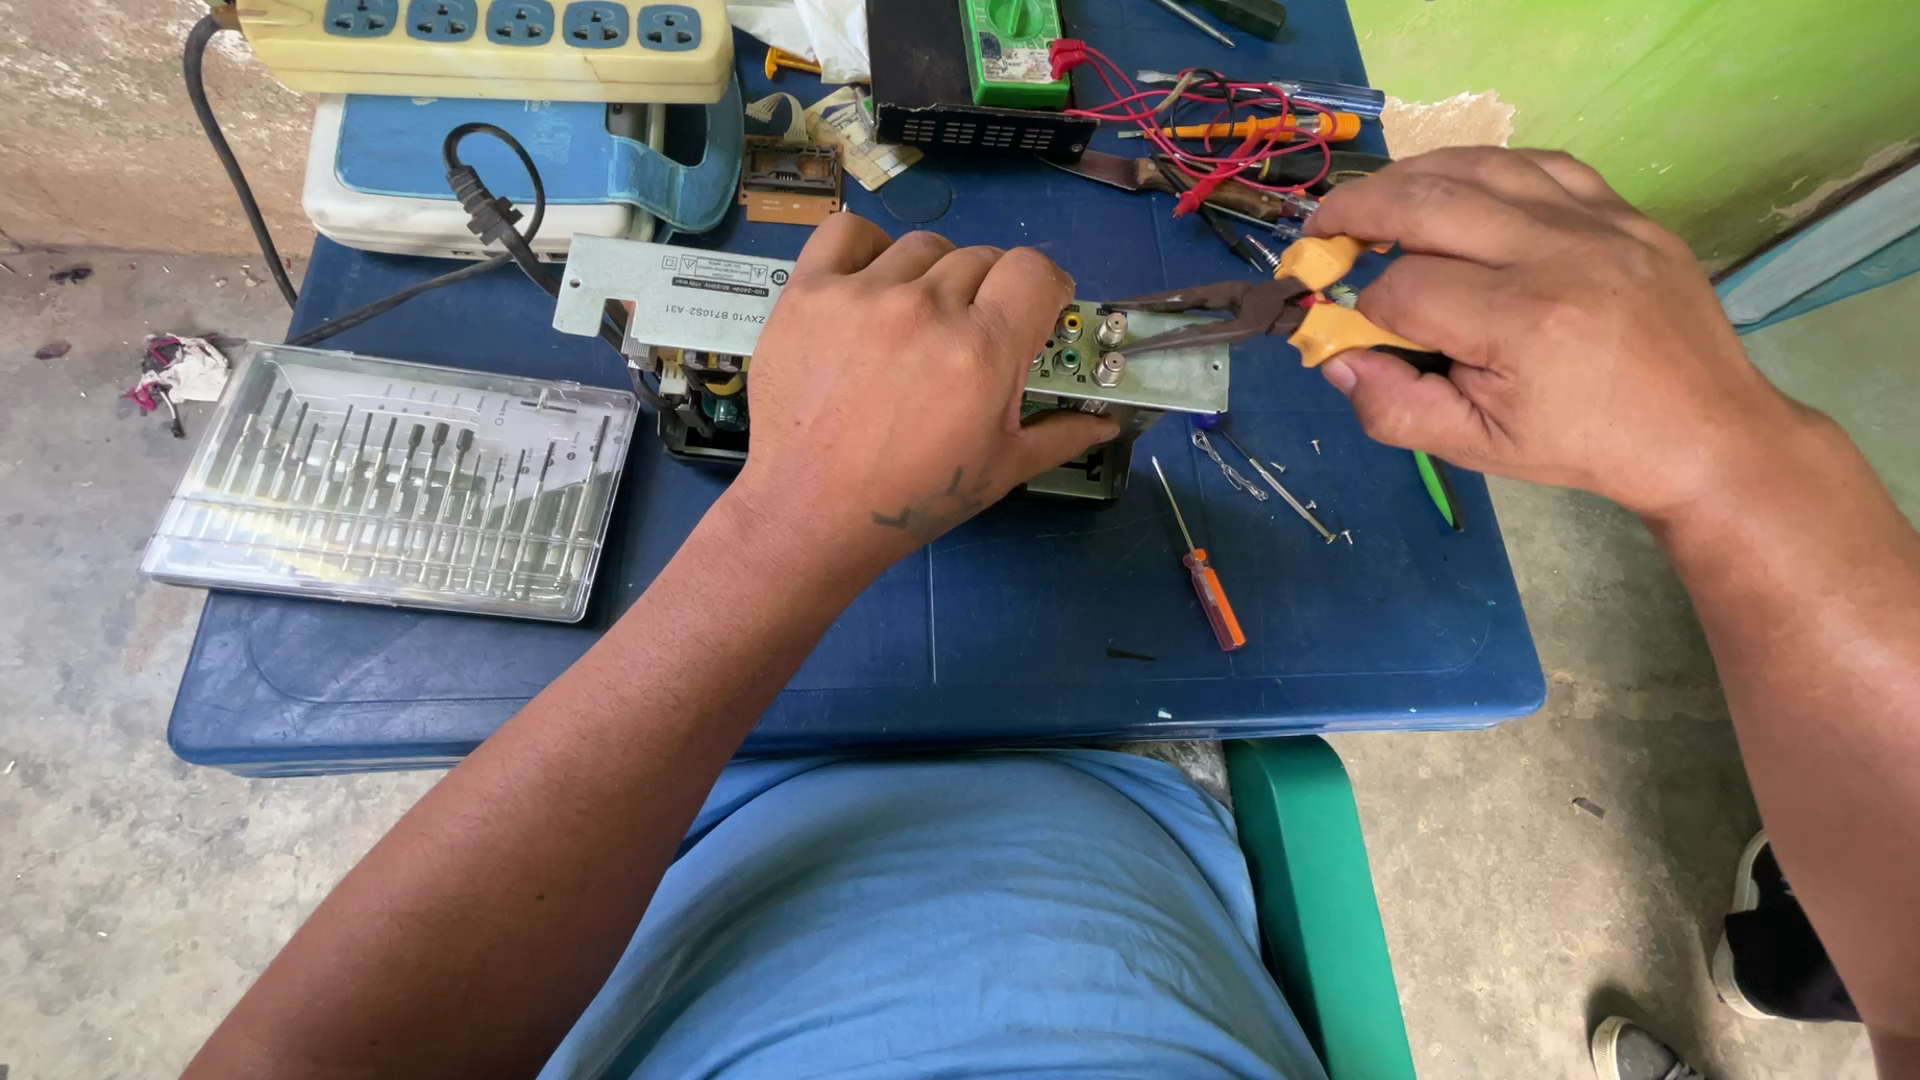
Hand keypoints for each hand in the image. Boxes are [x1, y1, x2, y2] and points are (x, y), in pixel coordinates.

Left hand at [728, 213, 1118, 576]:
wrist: (812, 515)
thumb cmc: (914, 499)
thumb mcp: (999, 472)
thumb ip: (1060, 436)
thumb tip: (1108, 421)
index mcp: (982, 351)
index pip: (1034, 270)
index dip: (1043, 288)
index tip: (1033, 312)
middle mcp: (925, 309)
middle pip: (981, 258)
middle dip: (989, 293)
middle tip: (969, 336)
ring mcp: (861, 296)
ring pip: (921, 249)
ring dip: (933, 277)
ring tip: (917, 321)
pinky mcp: (807, 294)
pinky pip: (848, 234)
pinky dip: (866, 251)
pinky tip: (868, 288)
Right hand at [1306, 147, 1810, 521]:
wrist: (1698, 429)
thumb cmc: (1574, 444)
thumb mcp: (1469, 445)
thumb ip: (1389, 407)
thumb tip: (1333, 357)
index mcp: (1522, 323)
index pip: (1403, 291)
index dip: (1360, 310)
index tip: (1353, 332)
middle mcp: (1559, 254)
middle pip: (1427, 203)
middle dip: (1355, 213)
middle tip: (1317, 234)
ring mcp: (1598, 221)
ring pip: (1476, 167)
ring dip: (1404, 179)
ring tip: (1365, 204)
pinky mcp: (1620, 210)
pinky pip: (1534, 162)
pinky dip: (1475, 169)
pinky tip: (1446, 190)